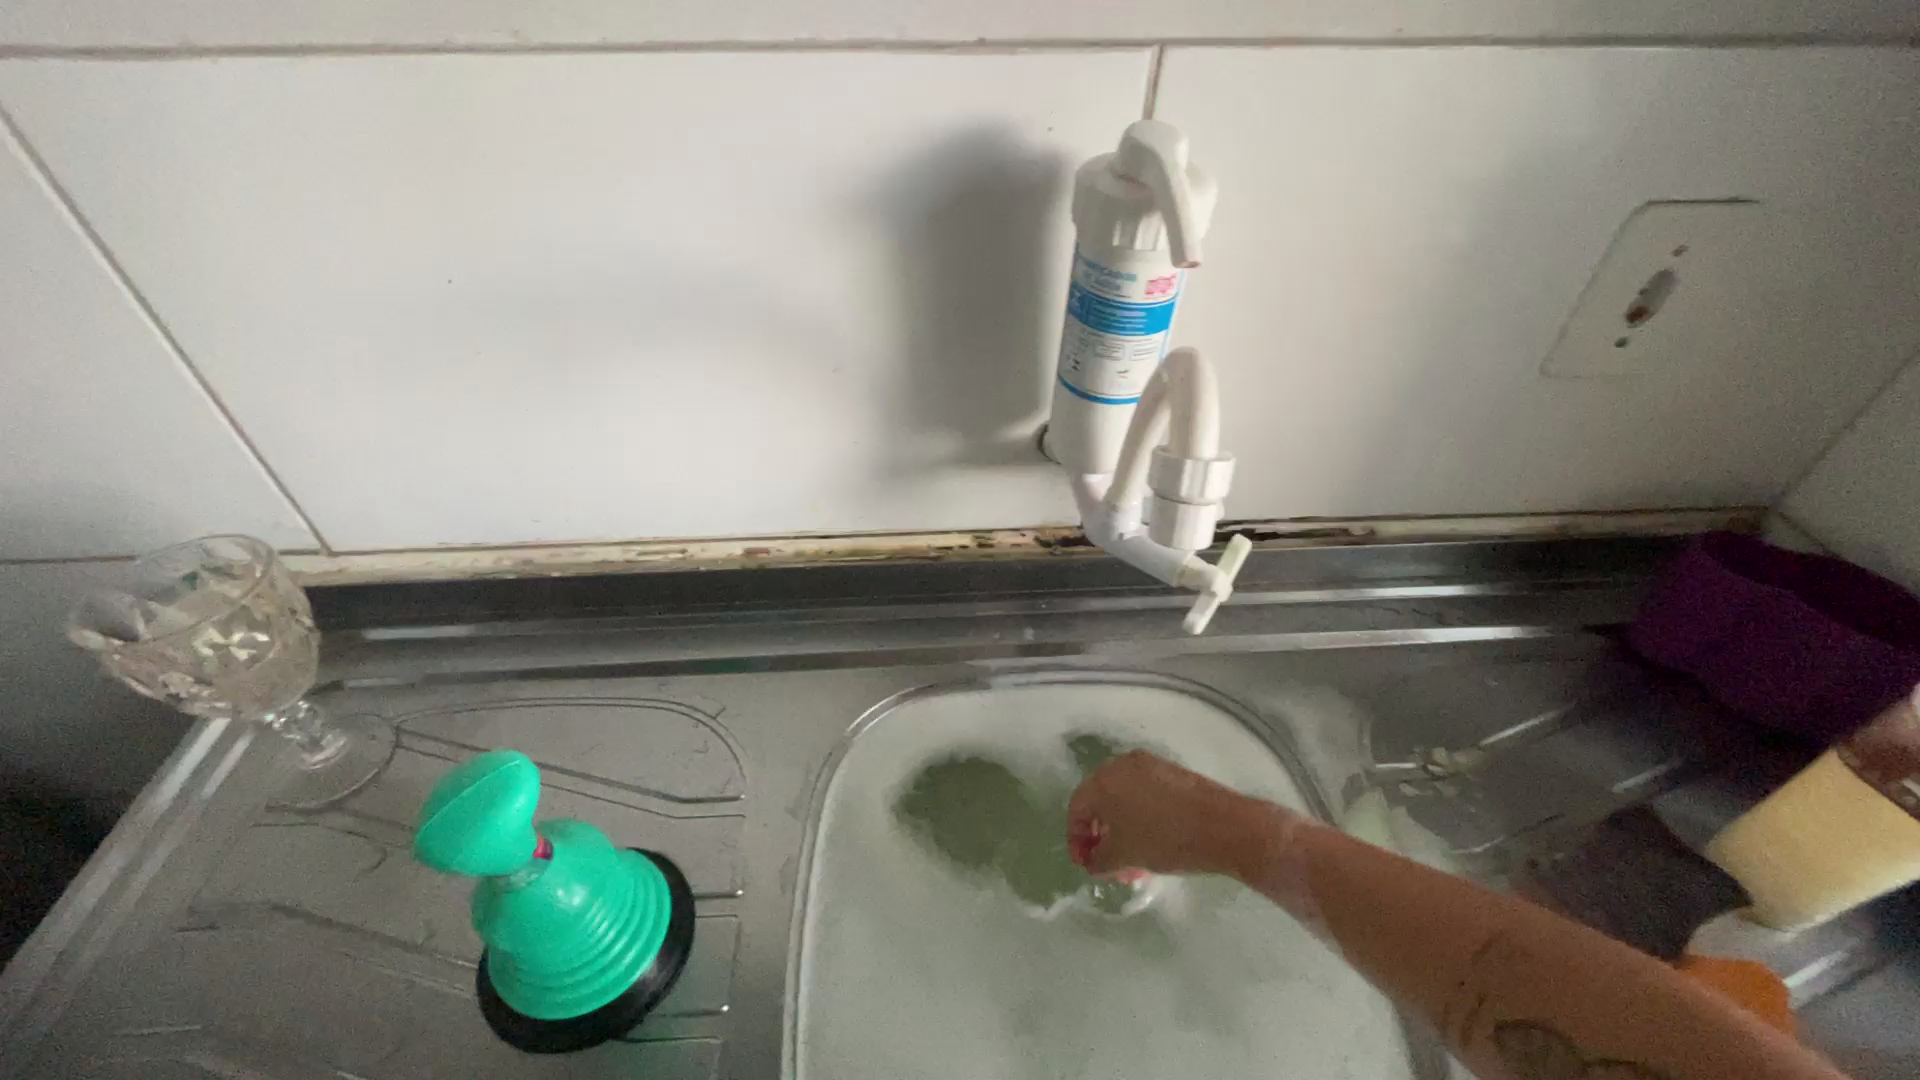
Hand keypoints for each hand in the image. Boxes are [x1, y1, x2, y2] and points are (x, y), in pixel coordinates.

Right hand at [1067, 750, 1281, 877]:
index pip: (1076, 809)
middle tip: (1109, 863)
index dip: (1076, 839)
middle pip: (1098, 801)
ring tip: (1134, 859)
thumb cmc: (1165, 840)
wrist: (1224, 826)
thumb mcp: (1125, 857)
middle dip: (1099, 834)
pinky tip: (1154, 841)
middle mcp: (1120, 765)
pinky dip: (1141, 816)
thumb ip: (1099, 860)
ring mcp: (1148, 764)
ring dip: (1121, 828)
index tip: (1086, 864)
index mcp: (1102, 782)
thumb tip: (1093, 861)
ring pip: (1123, 798)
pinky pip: (1144, 793)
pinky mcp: (1171, 771)